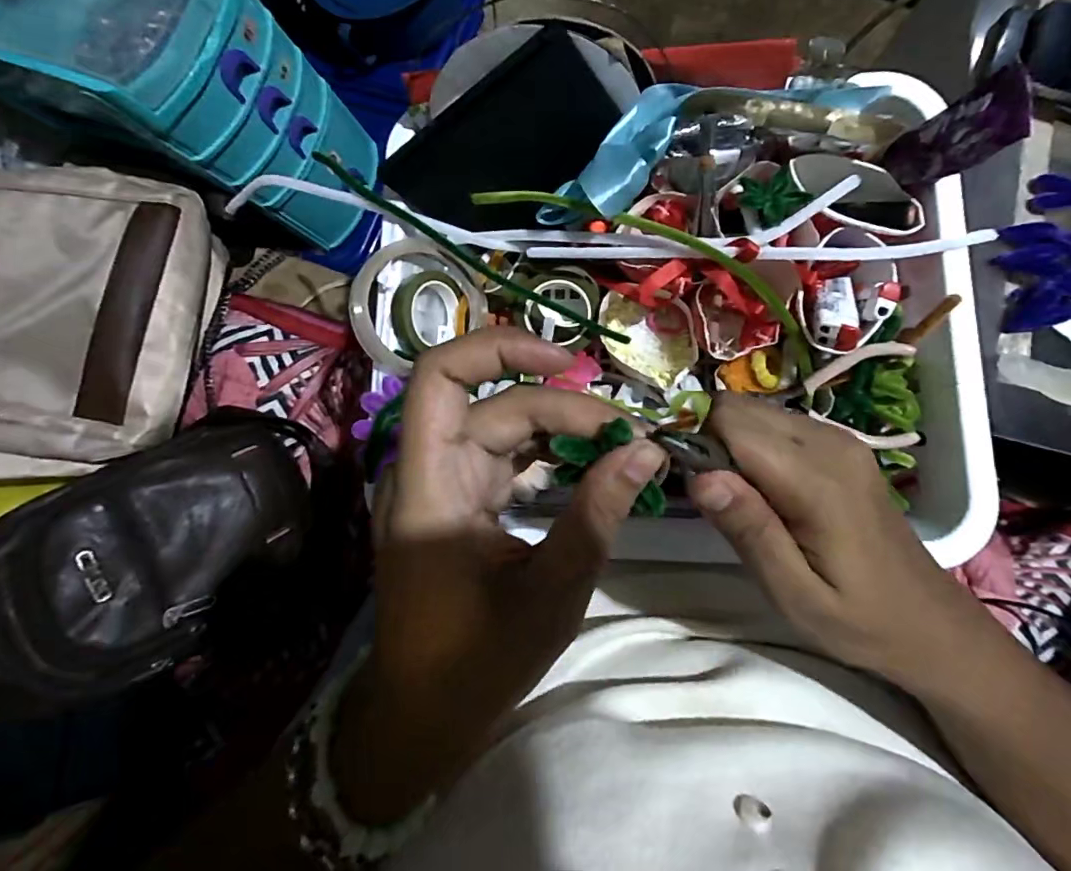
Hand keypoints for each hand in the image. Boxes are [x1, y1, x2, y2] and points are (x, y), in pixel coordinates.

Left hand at [335, 328, 664, 822]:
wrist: (421, 720)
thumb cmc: (477, 662)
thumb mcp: (551, 590)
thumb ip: (598, 513)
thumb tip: (649, 449)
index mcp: (430, 486)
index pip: (440, 377)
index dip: (499, 349)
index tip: (568, 363)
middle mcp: (427, 472)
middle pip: (495, 405)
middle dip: (565, 409)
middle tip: (631, 434)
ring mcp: (441, 487)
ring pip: (502, 427)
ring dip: (561, 429)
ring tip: (621, 444)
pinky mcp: (457, 503)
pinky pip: (503, 458)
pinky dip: (547, 455)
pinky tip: (589, 466)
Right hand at [686, 393, 991, 686]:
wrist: (929, 621)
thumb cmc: (860, 620)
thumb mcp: (796, 594)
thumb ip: (750, 530)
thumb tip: (700, 475)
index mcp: (817, 479)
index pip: (732, 423)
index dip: (696, 439)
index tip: (679, 476)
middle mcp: (829, 443)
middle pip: (742, 408)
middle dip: (709, 436)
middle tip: (706, 494)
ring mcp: (840, 438)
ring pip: (758, 410)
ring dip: (730, 438)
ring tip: (732, 494)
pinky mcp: (843, 444)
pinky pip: (780, 422)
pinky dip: (755, 442)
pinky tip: (761, 487)